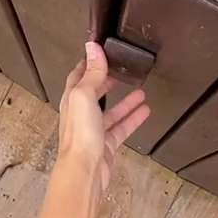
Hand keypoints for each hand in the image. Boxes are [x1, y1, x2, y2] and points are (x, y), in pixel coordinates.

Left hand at [57, 42, 149, 197]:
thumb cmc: (80, 134)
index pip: (77, 77)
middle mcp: (81, 115)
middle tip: (119, 71)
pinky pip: (122, 128)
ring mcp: (94, 131)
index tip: (98, 54)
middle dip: (105, 82)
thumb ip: (91, 73)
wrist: (85, 171)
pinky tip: (145, 111)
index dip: (87, 65)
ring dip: (125, 102)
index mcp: (72, 100)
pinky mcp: (107, 145)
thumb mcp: (84, 96)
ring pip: (111, 112)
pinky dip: (133, 119)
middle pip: (94, 94)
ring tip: (141, 91)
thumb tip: (93, 47)